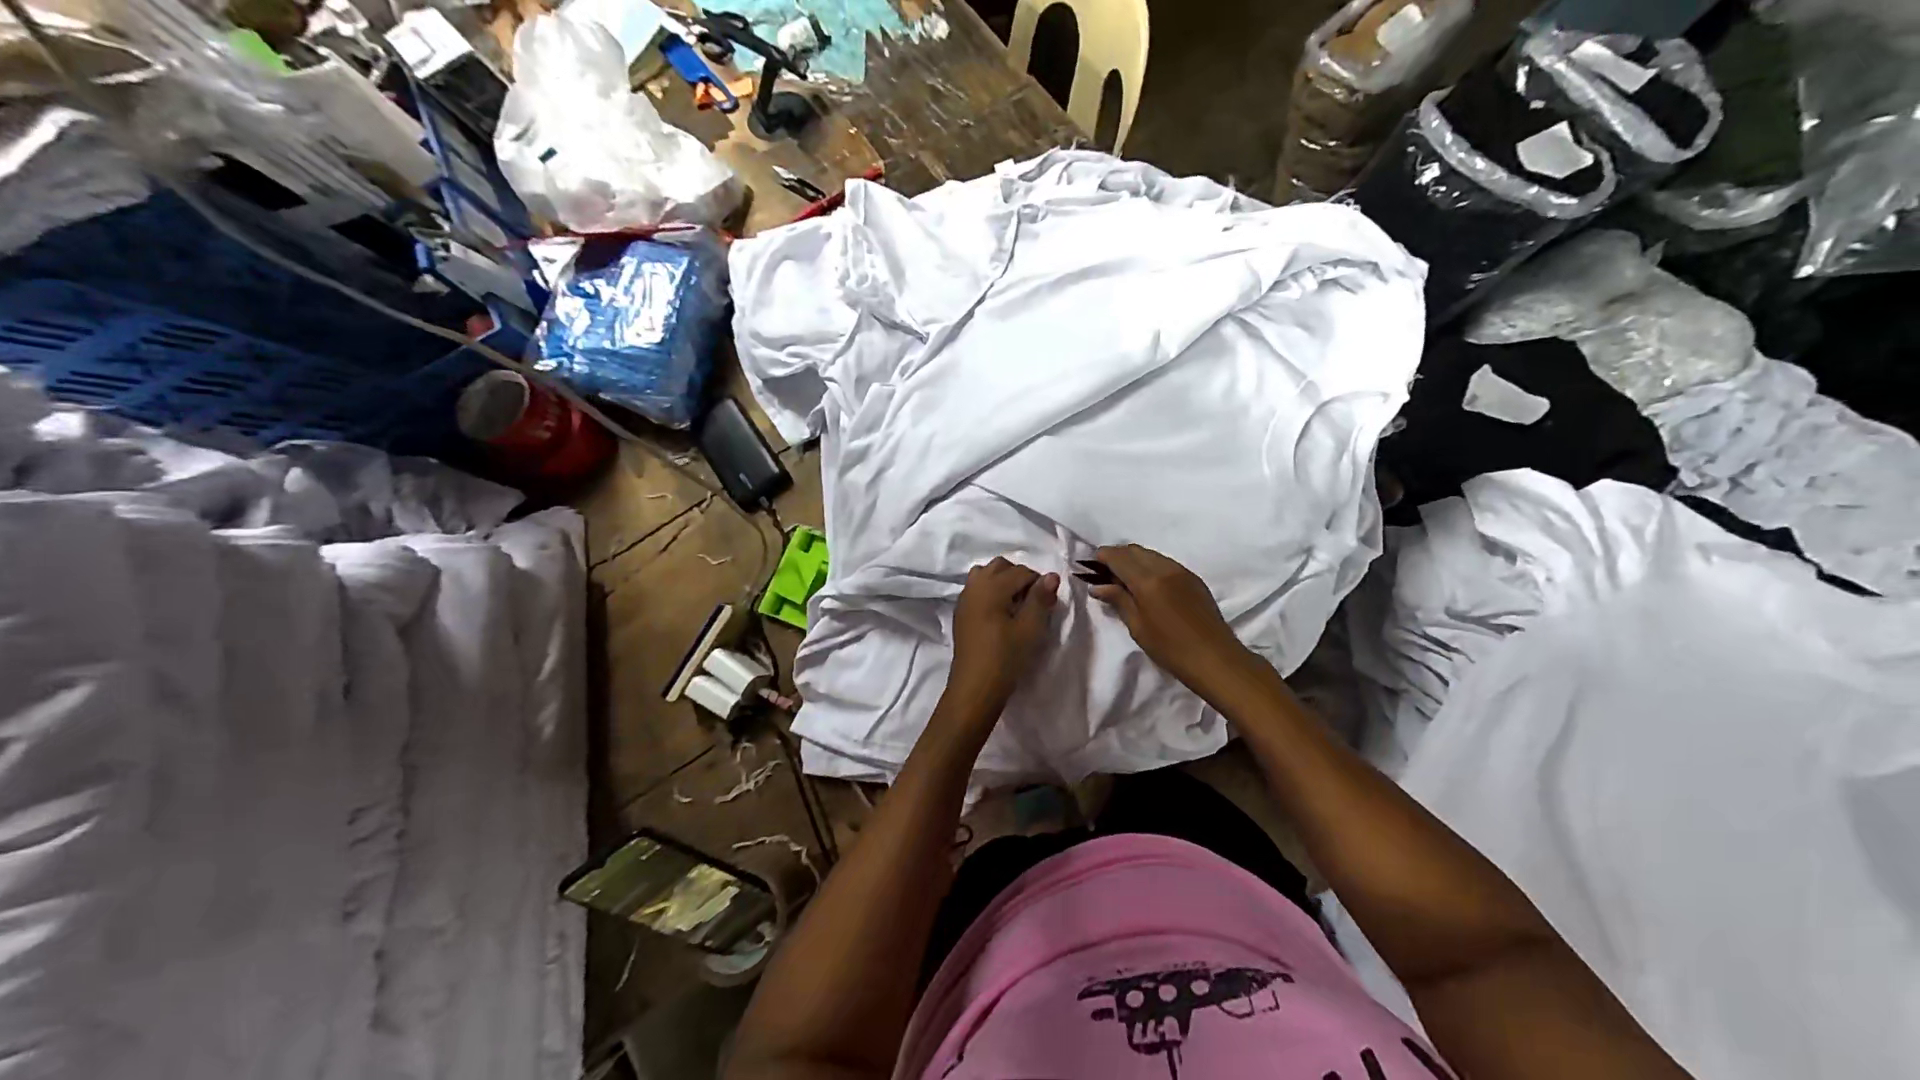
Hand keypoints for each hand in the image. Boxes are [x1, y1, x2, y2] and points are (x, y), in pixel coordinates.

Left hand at [944, 557, 1060, 718]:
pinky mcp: (961, 613)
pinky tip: (1000, 615)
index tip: (1048, 604)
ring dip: (1003, 582)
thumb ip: (1040, 599)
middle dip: (1020, 577)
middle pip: (1001, 566)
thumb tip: (1050, 575)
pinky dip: (990, 592)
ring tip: (1016, 606)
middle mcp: (975, 586)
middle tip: (1033, 603)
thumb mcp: (1030, 628)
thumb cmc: (1006, 657)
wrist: (975, 687)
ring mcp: (964, 599)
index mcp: (991, 586)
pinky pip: (976, 589)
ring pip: (985, 575)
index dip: (1039, 583)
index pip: (1022, 571)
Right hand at [1089, 544, 1262, 696]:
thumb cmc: (1170, 648)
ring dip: (1134, 560)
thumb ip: (1118, 600)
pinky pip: (1165, 562)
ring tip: (1125, 579)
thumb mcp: (1138, 627)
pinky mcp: (1193, 579)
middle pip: (1135, 551)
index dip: (1102, 557)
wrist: (1215, 658)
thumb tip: (1098, 585)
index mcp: (1148, 580)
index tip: (1090, 565)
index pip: (1119, 557)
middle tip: (1105, 573)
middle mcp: (1165, 568)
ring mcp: (1182, 571)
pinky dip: (1150, 565)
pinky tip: (1148, 584)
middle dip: (1117, 556)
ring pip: (1151, 555)